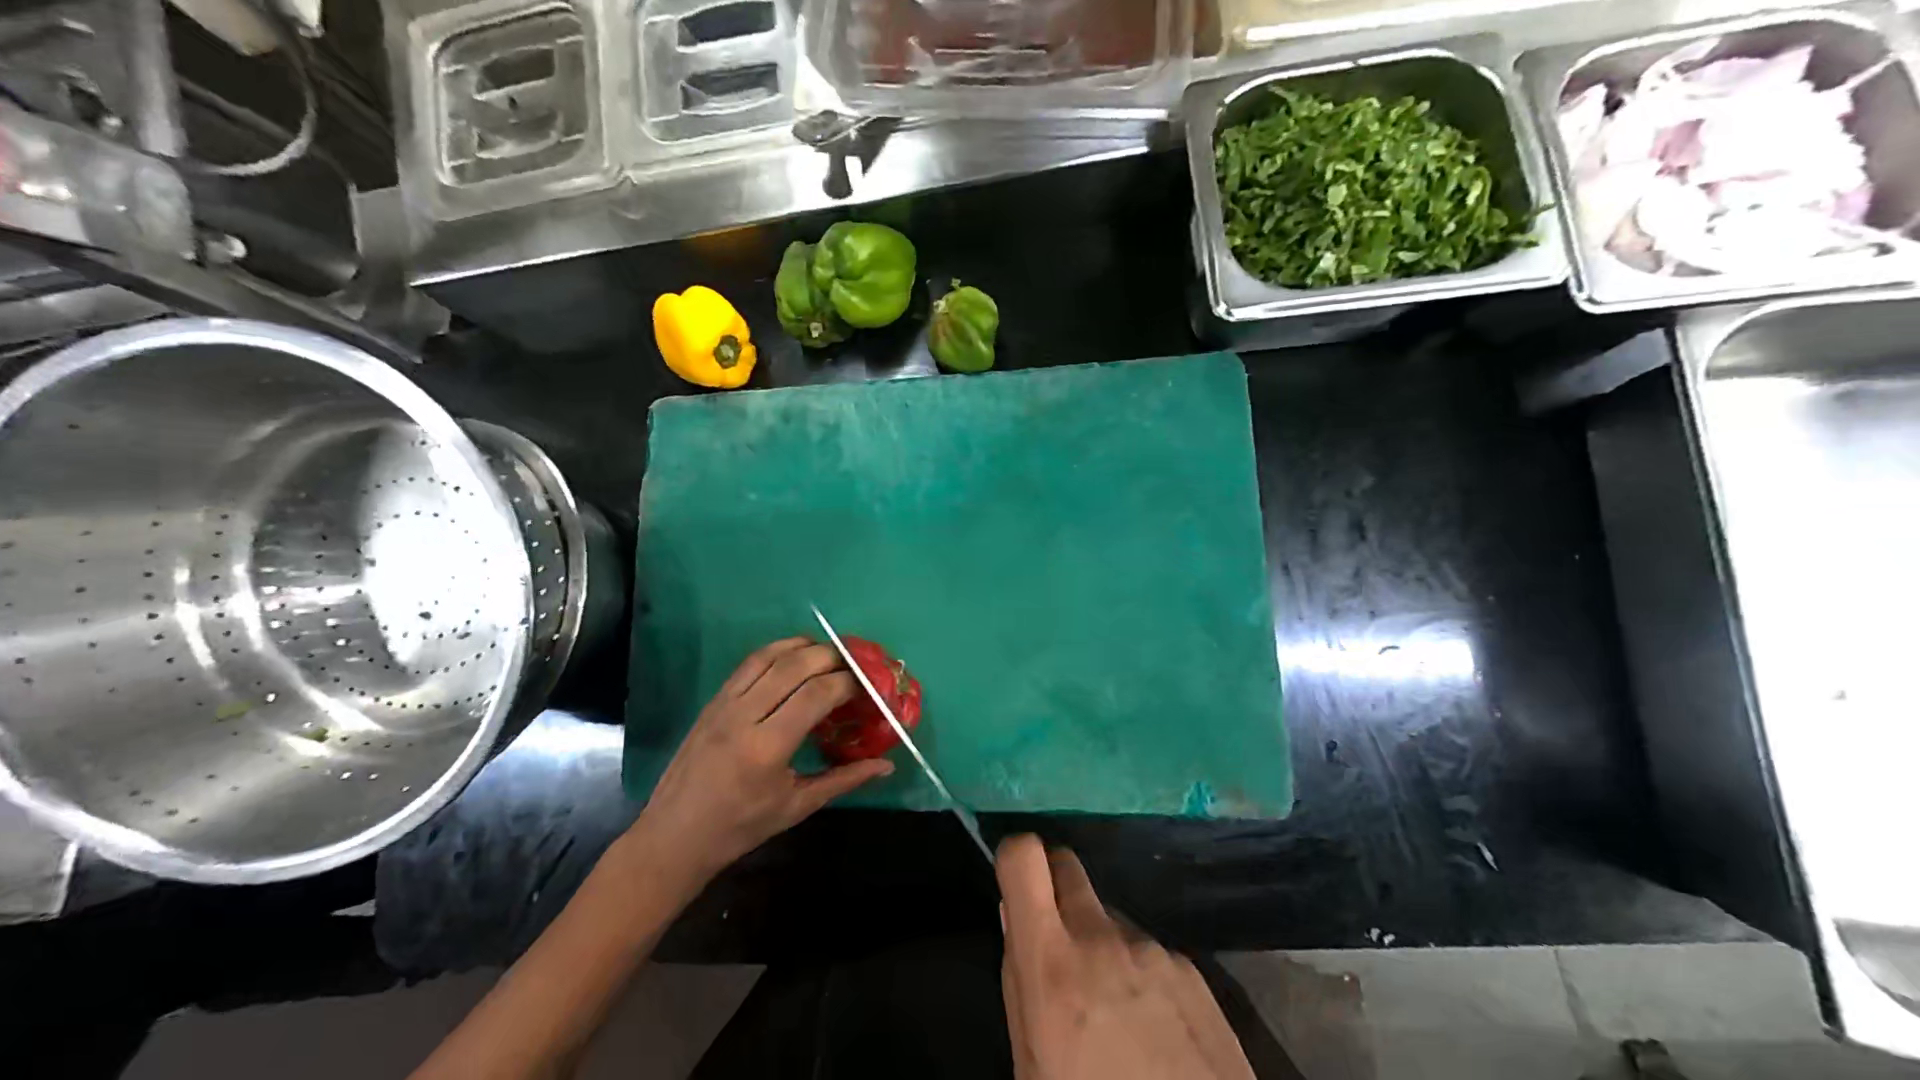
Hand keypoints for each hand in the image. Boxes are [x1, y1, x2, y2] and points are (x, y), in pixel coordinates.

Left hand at [628, 638, 894, 885]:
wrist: (675, 836)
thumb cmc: (740, 827)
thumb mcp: (797, 807)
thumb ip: (844, 779)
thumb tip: (886, 765)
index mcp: (768, 747)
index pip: (817, 694)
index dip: (849, 682)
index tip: (870, 685)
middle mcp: (744, 716)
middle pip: (796, 665)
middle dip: (833, 656)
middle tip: (858, 664)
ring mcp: (725, 703)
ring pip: (770, 656)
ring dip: (805, 646)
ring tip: (832, 652)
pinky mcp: (714, 700)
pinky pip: (749, 663)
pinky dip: (778, 651)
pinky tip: (796, 655)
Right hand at [997, 834, 1253, 1079]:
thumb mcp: (1031, 1062)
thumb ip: (1018, 982)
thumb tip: (1014, 917)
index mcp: (1053, 963)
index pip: (1024, 858)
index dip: (1014, 857)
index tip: (1014, 881)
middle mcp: (1104, 938)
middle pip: (1067, 866)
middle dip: (1054, 887)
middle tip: (1056, 938)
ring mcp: (1154, 949)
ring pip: (1109, 917)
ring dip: (1101, 943)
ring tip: (1111, 1009)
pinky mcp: (1193, 970)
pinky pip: (1148, 951)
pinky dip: (1139, 972)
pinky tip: (1151, 1027)